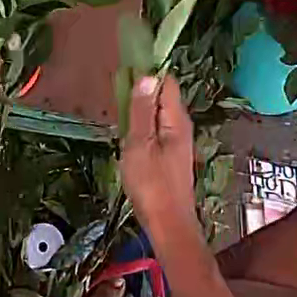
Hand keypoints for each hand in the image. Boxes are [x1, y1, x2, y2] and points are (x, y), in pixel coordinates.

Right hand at [119, 74, 196, 238]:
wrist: (167, 224)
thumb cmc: (151, 184)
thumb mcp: (139, 144)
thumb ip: (141, 111)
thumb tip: (146, 76)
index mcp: (176, 120)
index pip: (166, 82)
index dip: (147, 73)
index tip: (124, 72)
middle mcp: (181, 126)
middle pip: (161, 96)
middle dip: (140, 90)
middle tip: (115, 93)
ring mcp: (176, 141)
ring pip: (157, 114)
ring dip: (138, 109)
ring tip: (117, 112)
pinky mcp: (169, 155)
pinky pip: (155, 129)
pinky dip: (140, 126)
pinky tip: (126, 134)